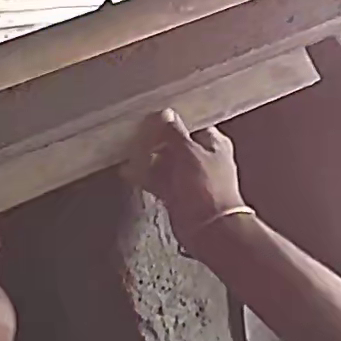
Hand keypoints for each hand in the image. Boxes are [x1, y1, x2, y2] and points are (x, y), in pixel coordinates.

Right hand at [124, 109, 247, 244]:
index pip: (192, 125)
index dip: (173, 121)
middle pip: (176, 144)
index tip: (153, 116)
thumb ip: (174, 132)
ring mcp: (189, 178)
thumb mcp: (189, 152)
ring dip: (148, 158)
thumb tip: (165, 113)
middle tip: (136, 131)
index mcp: (213, 144)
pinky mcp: (176, 194)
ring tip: (127, 149)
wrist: (209, 228)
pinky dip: (145, 176)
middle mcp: (202, 159)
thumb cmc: (206, 185)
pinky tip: (128, 170)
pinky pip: (158, 181)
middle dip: (156, 140)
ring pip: (165, 163)